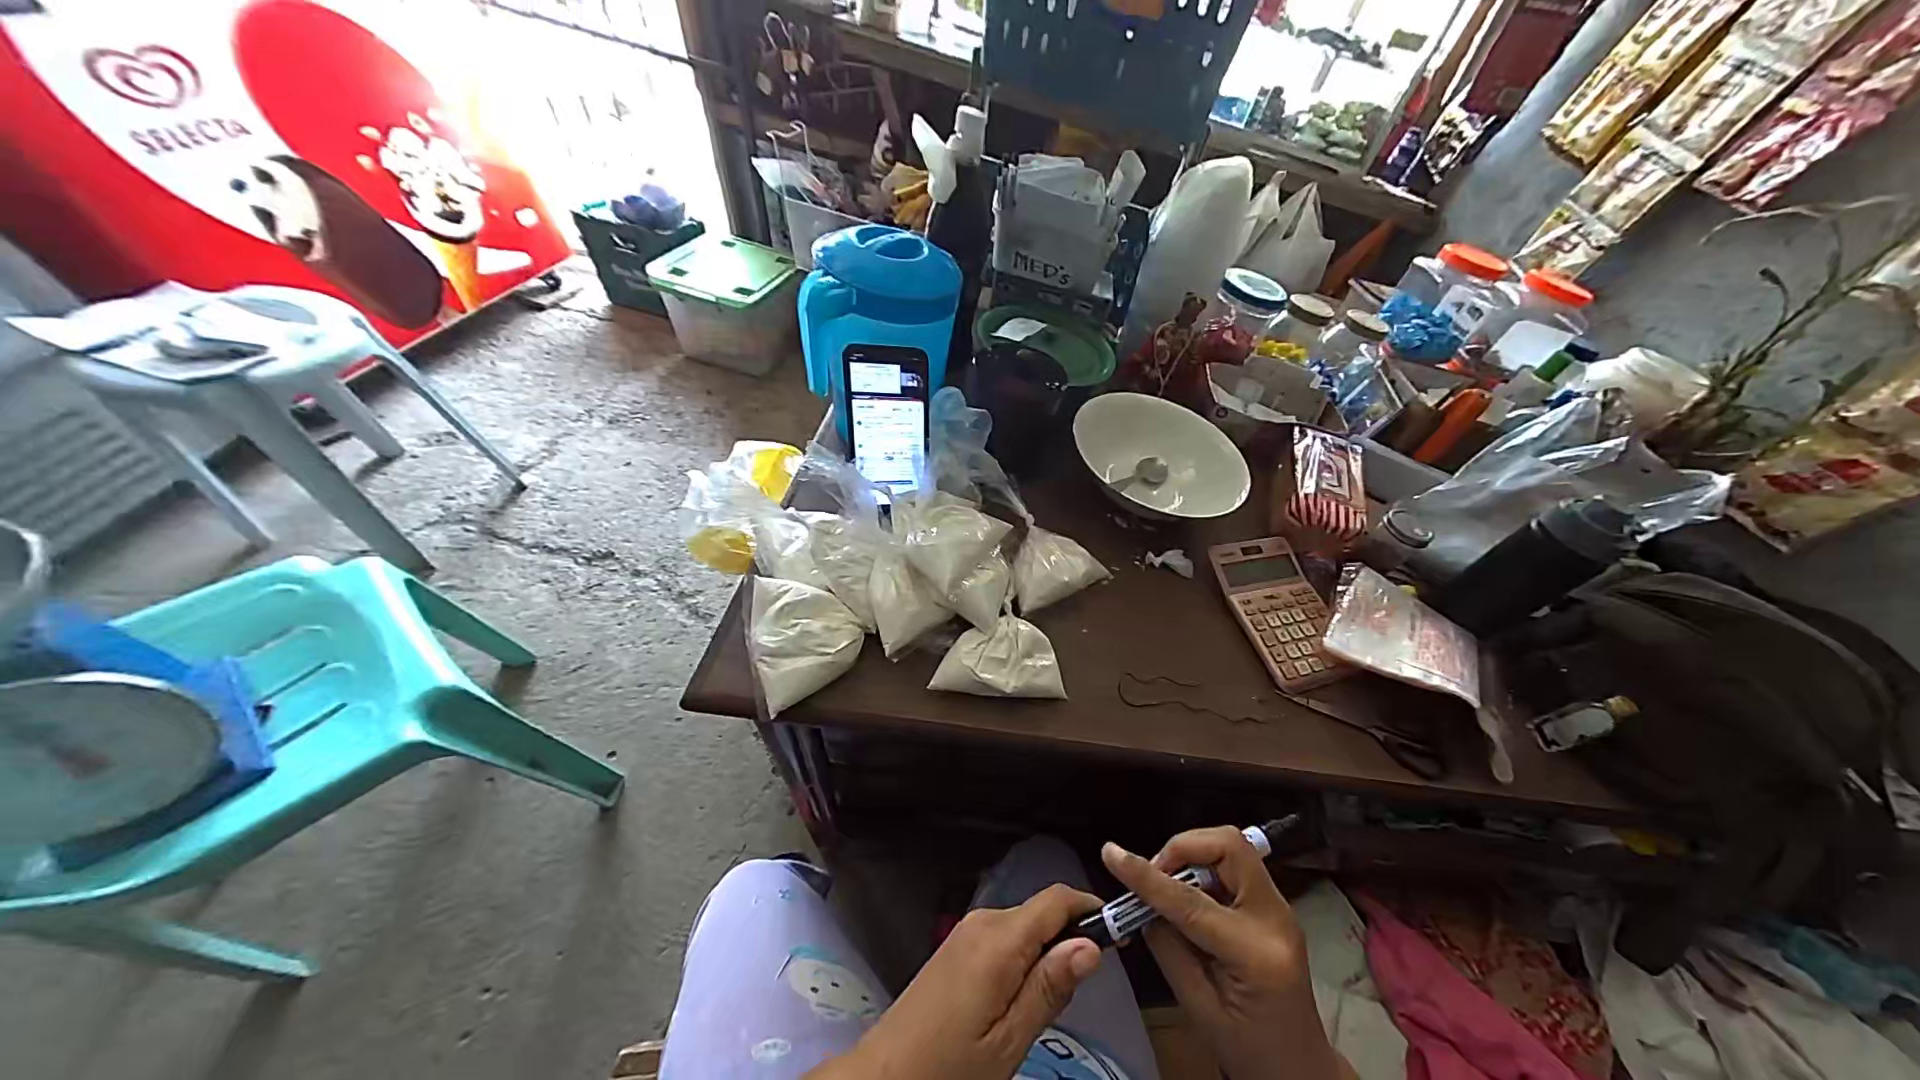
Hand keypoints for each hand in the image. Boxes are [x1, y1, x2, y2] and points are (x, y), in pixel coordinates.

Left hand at [807, 883, 1104, 1079]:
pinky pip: (1004, 938)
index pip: (1057, 899)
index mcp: (999, 938)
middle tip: (1077, 993)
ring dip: (1045, 953)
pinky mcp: (957, 945)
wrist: (885, 1074)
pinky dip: (1023, 958)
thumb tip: (1091, 944)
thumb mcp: (1010, 1039)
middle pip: (1042, 912)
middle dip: (1069, 938)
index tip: (1120, 933)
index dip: (1092, 908)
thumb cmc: (950, 1065)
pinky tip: (1016, 1000)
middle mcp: (983, 922)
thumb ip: (1050, 987)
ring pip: (1025, 926)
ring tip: (1044, 1006)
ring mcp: (967, 931)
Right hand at [1102, 828, 1350, 1079]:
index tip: (1111, 854)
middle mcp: (1276, 919)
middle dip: (1182, 847)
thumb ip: (1166, 945)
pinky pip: (1233, 865)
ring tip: (1168, 886)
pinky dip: (1202, 868)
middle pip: (1228, 845)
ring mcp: (1280, 908)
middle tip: (1154, 874)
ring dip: (1192, 856)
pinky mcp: (1274, 905)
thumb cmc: (1248, 1050)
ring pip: (1231, 847)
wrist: (1300, 1069)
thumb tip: (1140, 902)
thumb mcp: (1196, 1007)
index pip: (1191, 901)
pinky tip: (1187, 894)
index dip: (1146, 875)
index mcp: (1256, 954)